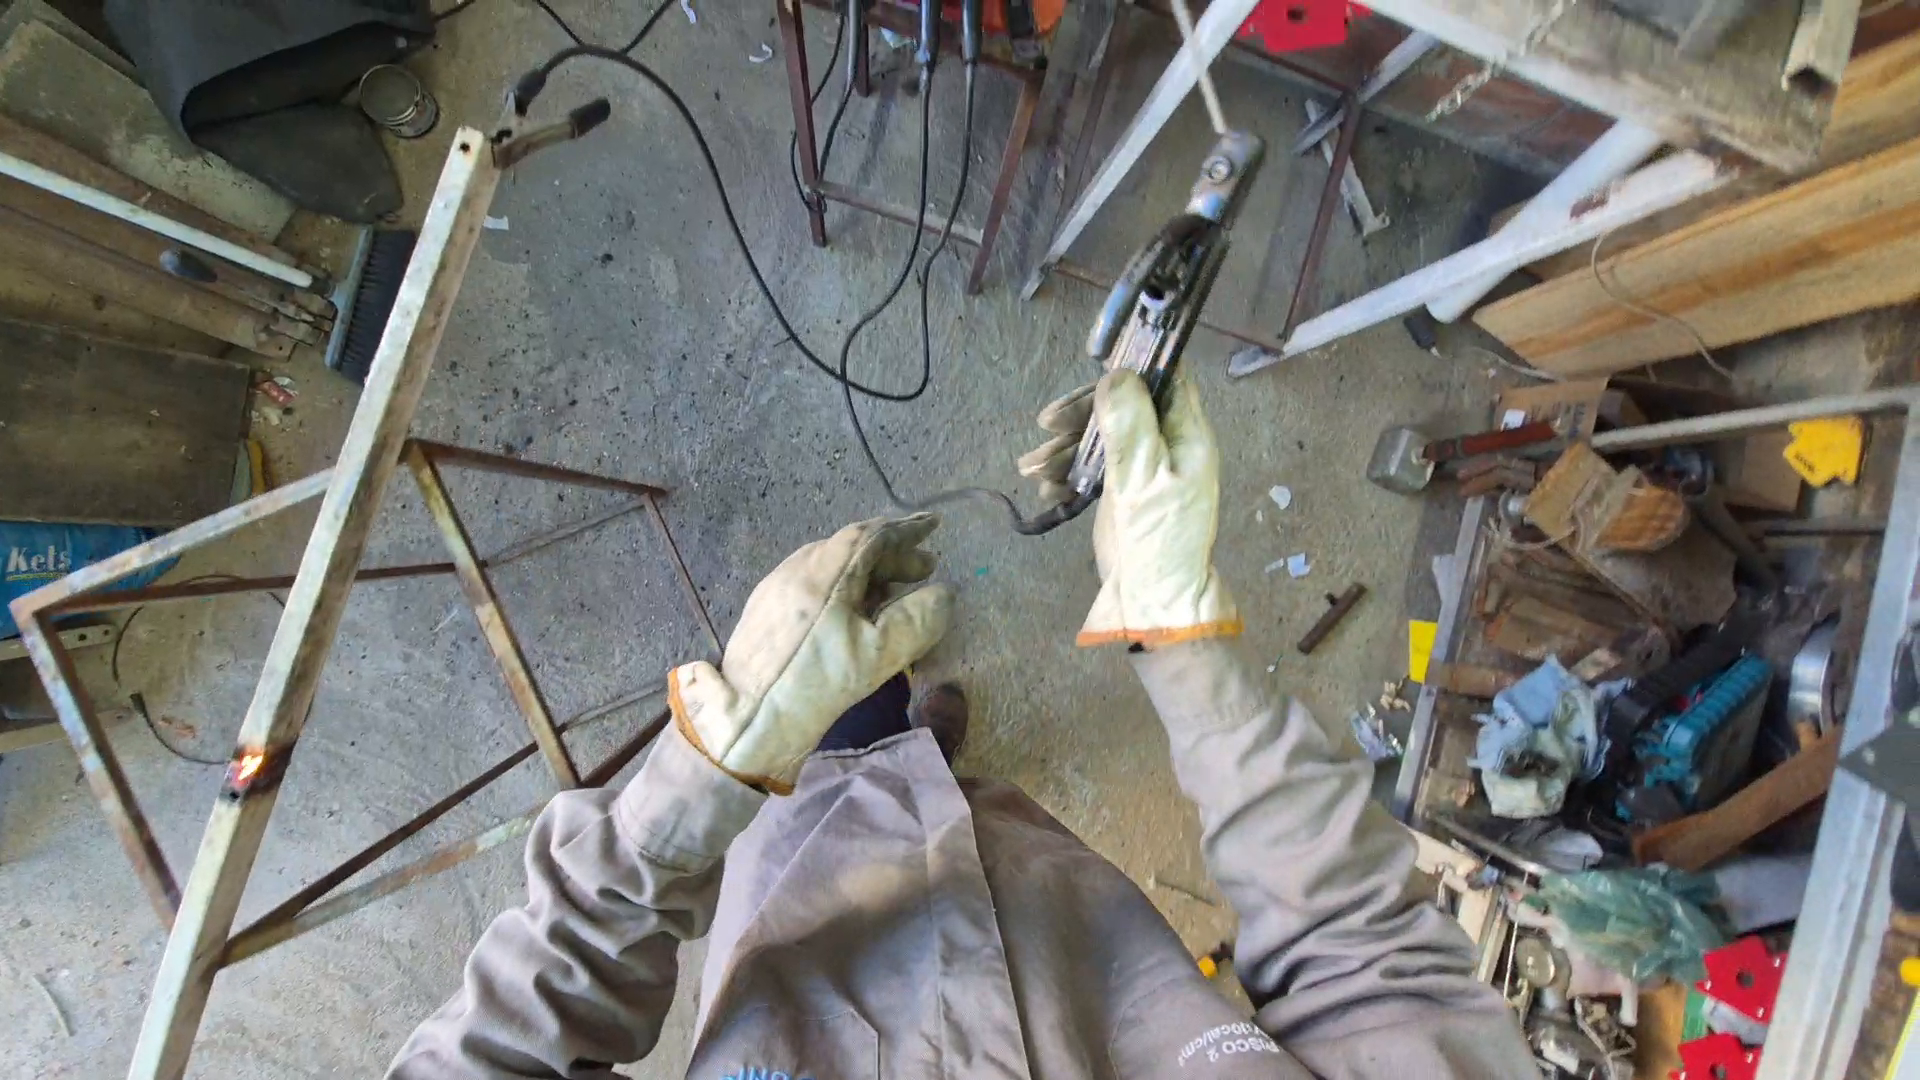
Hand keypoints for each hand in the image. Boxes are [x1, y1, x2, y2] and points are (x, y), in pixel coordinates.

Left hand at [668, 515, 954, 792]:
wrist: (745, 717)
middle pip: (852, 547)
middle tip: (925, 568)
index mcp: (825, 571)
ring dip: (869, 569)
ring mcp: (778, 585)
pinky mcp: (767, 607)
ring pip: (833, 562)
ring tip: (895, 588)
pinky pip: (815, 578)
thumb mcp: (877, 655)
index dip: (907, 530)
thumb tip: (942, 593)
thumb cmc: (815, 683)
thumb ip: (916, 619)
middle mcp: (798, 567)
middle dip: (893, 554)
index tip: (934, 526)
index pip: (872, 535)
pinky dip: (846, 582)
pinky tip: (855, 606)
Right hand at [1019, 371, 1238, 646]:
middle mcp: (1166, 445)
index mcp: (1185, 435)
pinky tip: (1046, 492)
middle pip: (1121, 407)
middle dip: (1080, 414)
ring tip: (1031, 470)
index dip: (1130, 368)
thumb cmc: (1156, 538)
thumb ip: (1131, 423)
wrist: (1150, 598)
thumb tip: (1117, 374)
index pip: (1164, 379)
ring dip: (1063, 449)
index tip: (1091, 371)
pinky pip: (1091, 467)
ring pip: (1099, 438)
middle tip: (1044, 426)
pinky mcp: (1120, 490)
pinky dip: (1066, 475)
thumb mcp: (1143, 477)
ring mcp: (1142, 469)